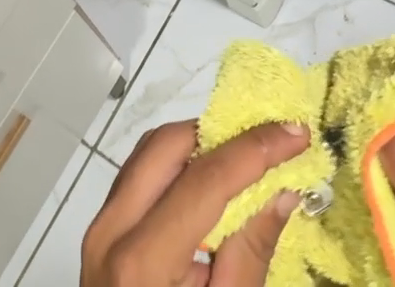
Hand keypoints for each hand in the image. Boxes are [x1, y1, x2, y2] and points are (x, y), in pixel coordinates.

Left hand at [83, 119, 308, 286]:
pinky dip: (178, 164)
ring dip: (199, 144)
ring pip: (149, 153)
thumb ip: (250, 253)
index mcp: (140, 261)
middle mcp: (110, 230)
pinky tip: (212, 179)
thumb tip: (282, 191)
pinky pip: (140, 174)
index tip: (296, 132)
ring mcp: (98, 227)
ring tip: (248, 157)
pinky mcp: (100, 230)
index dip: (255, 149)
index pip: (205, 179)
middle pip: (167, 146)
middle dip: (222, 133)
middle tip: (271, 142)